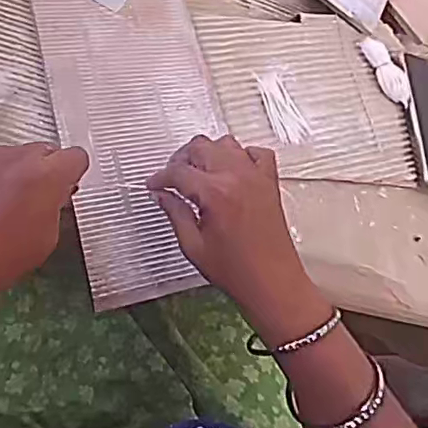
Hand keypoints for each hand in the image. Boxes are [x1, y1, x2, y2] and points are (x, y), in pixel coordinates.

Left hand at [0, 143, 88, 288]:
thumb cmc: (2, 255)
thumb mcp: (49, 235)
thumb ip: (57, 204)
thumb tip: (55, 196)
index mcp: (48, 175)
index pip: (75, 156)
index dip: (73, 172)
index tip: (69, 182)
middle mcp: (20, 158)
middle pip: (46, 151)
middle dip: (45, 170)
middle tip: (39, 197)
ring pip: (18, 154)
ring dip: (19, 171)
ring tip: (9, 203)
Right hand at [146, 135, 325, 336]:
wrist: (273, 284)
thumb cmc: (236, 271)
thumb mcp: (193, 245)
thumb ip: (175, 213)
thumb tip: (162, 196)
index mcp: (215, 193)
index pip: (178, 172)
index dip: (160, 177)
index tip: (154, 185)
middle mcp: (237, 178)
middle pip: (200, 147)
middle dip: (180, 160)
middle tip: (171, 177)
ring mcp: (256, 177)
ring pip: (225, 143)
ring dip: (208, 152)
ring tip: (197, 171)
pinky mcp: (270, 183)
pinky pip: (256, 153)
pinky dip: (241, 154)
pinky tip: (231, 169)